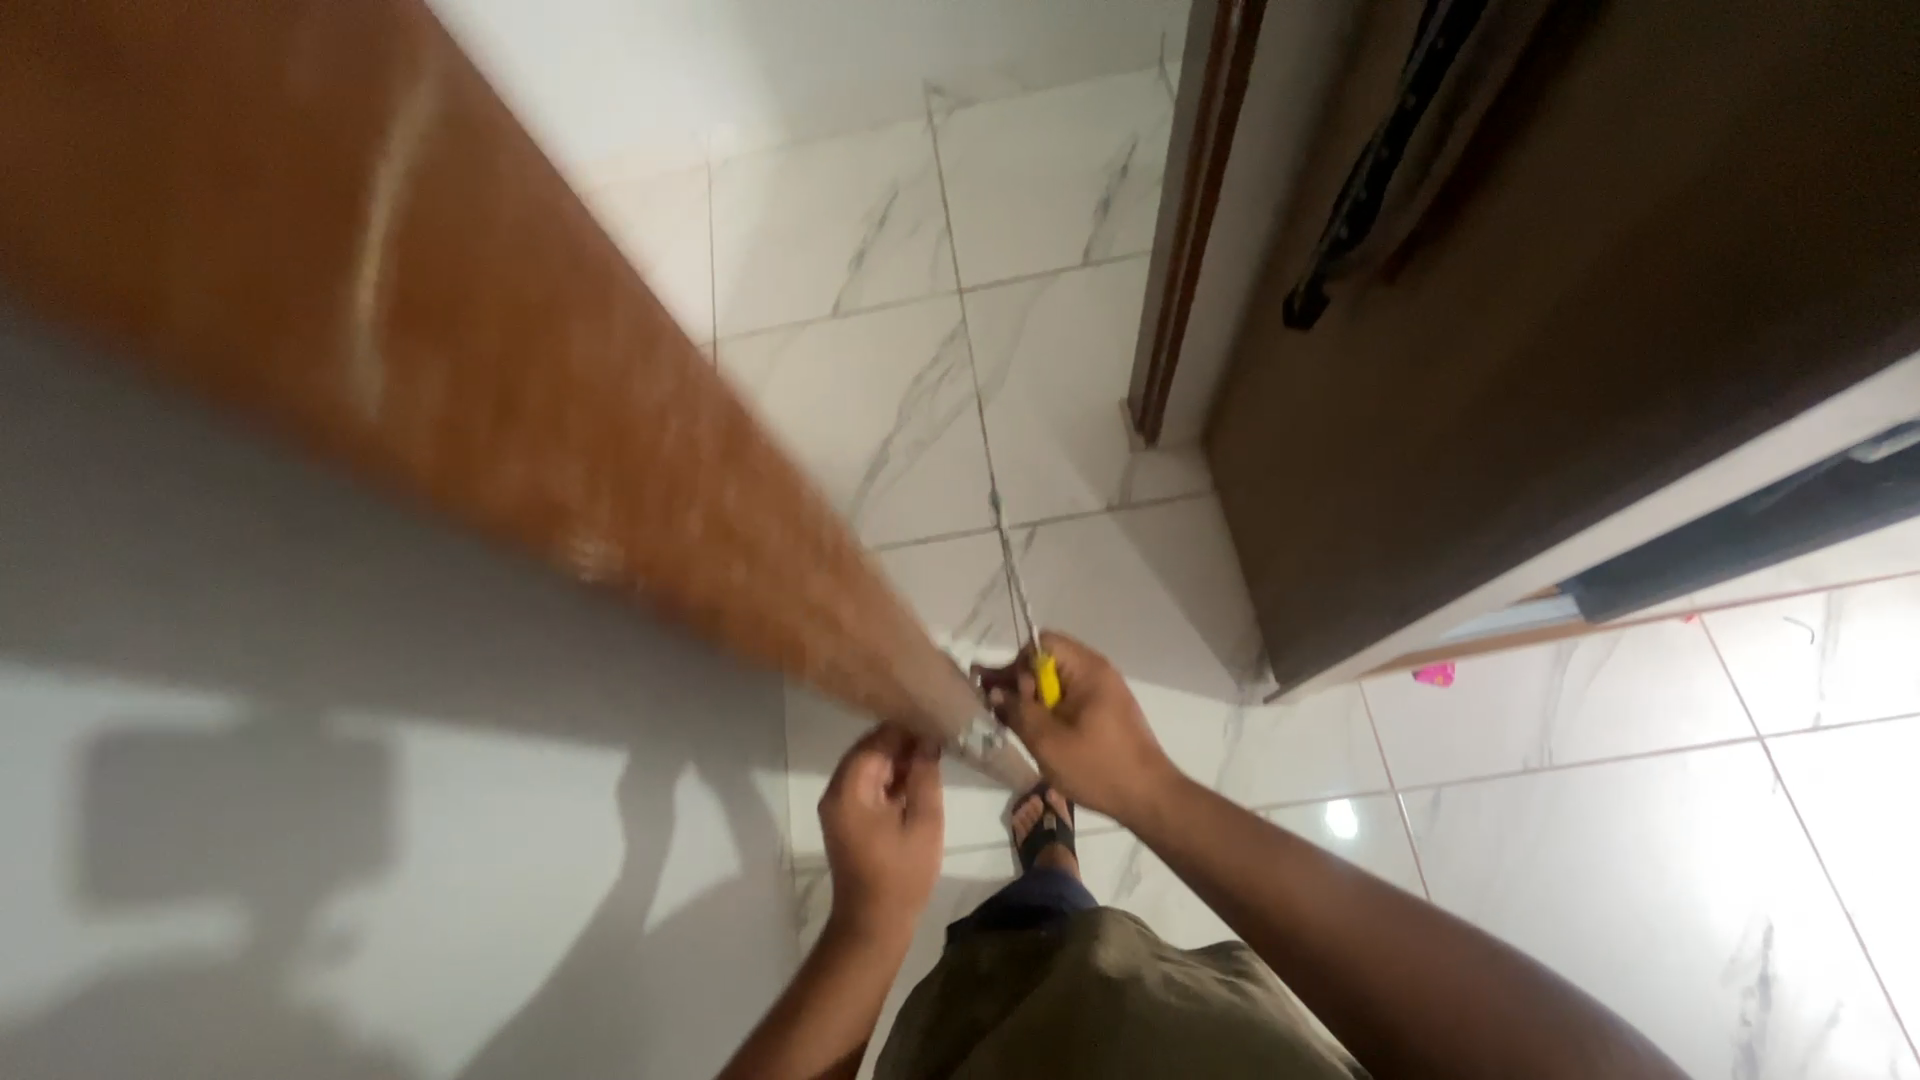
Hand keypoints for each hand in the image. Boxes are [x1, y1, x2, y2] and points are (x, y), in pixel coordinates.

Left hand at [818, 725, 943, 940]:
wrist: (873, 924)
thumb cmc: (902, 875)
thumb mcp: (924, 822)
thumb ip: (924, 776)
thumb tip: (927, 740)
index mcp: (850, 790)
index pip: (876, 741)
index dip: (905, 728)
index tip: (934, 720)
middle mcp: (836, 792)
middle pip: (868, 751)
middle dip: (901, 741)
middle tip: (937, 736)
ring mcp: (838, 807)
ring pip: (868, 767)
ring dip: (897, 760)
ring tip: (932, 754)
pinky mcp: (845, 819)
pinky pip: (866, 786)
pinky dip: (889, 779)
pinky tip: (917, 778)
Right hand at [987, 631, 1181, 825]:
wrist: (1149, 797)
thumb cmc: (1097, 767)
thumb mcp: (1047, 741)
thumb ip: (1017, 711)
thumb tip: (995, 691)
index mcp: (1087, 669)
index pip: (1041, 643)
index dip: (1017, 664)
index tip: (1006, 694)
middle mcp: (1098, 670)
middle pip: (1049, 660)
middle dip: (1021, 682)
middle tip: (998, 708)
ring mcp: (1105, 690)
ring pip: (1058, 680)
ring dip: (1034, 697)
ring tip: (1013, 722)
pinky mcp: (1107, 710)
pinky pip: (1071, 696)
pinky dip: (1051, 708)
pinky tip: (1038, 731)